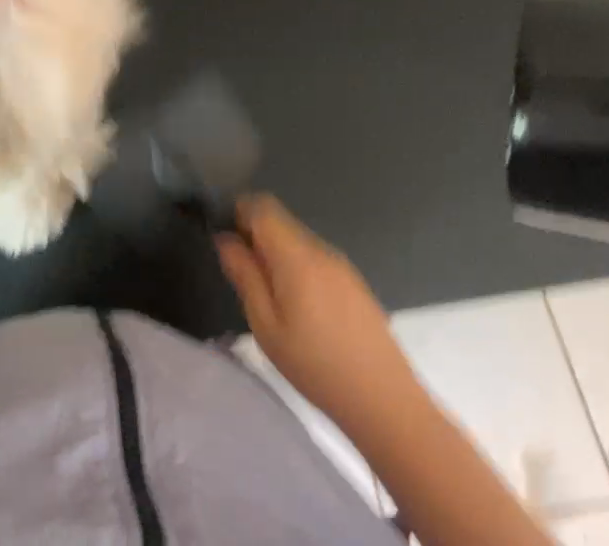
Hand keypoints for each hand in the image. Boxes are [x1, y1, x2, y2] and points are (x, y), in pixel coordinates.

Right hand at [217, 196, 421, 426]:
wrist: (384, 400)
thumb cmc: (315, 365)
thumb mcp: (265, 325)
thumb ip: (244, 275)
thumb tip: (225, 239)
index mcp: (297, 257)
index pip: (262, 208)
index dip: (237, 213)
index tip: (223, 240)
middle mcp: (322, 251)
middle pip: (280, 223)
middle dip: (254, 237)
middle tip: (241, 277)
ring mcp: (342, 267)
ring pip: (297, 242)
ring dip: (275, 255)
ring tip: (267, 299)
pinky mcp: (354, 284)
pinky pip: (315, 260)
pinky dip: (296, 269)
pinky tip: (298, 310)